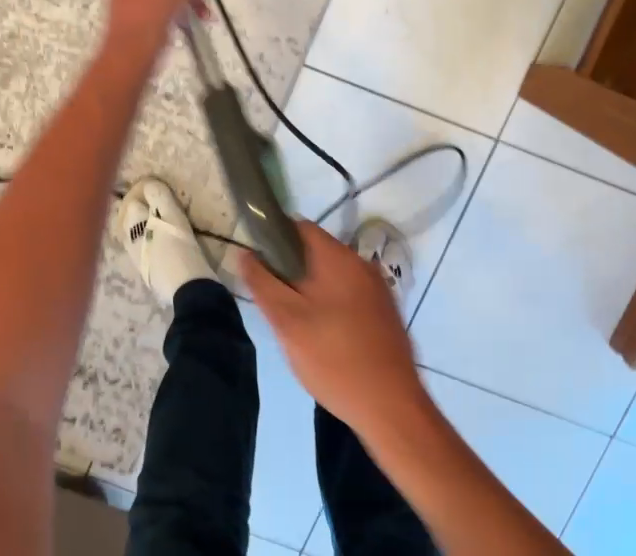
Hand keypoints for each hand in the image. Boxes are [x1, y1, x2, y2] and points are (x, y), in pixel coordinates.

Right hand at [239, 223, 428, 437]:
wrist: (391, 407)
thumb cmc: (333, 358)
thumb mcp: (286, 321)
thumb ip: (262, 283)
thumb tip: (245, 253)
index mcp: (339, 258)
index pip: (299, 227)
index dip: (273, 239)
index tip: (258, 265)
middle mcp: (362, 265)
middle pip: (316, 252)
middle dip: (291, 270)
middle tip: (274, 303)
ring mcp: (379, 290)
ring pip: (332, 276)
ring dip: (310, 290)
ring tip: (295, 323)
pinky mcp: (386, 314)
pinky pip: (349, 295)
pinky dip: (331, 305)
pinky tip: (323, 337)